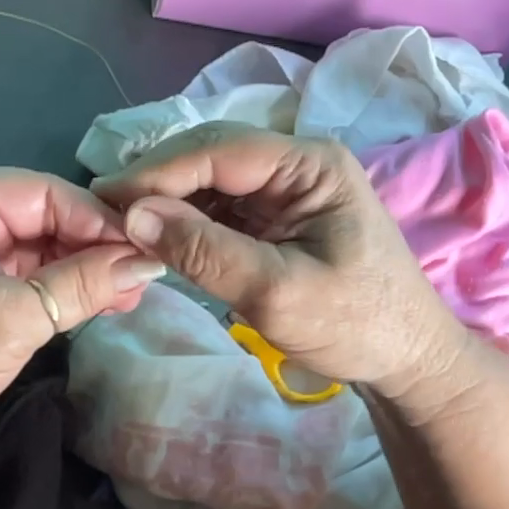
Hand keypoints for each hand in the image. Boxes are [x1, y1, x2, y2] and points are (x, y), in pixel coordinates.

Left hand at [0, 170, 167, 464]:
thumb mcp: (10, 321)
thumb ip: (81, 287)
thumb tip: (147, 262)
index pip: (44, 192)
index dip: (100, 220)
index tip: (149, 251)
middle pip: (44, 217)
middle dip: (95, 248)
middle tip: (146, 280)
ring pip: (39, 250)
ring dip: (83, 272)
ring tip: (132, 297)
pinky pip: (26, 278)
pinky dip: (61, 292)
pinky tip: (100, 305)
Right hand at [90, 122, 466, 393]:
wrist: (405, 358)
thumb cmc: (355, 325)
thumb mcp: (276, 292)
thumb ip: (205, 252)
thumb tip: (132, 216)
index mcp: (311, 165)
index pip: (219, 150)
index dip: (158, 173)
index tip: (104, 200)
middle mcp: (298, 165)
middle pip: (212, 159)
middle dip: (158, 185)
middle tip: (103, 215)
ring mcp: (289, 193)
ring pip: (213, 185)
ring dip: (170, 205)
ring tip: (121, 230)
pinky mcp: (280, 222)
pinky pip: (224, 212)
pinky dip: (189, 225)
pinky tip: (161, 242)